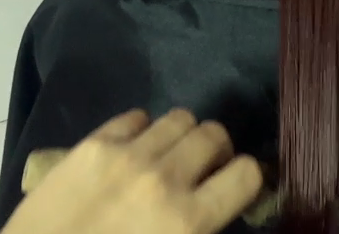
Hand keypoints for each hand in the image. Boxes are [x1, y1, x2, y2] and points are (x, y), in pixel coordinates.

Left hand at [1, 109, 264, 233]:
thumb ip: (198, 230)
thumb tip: (216, 208)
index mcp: (187, 222)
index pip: (247, 172)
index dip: (246, 179)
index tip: (234, 189)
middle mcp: (164, 178)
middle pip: (214, 134)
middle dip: (215, 153)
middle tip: (200, 173)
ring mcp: (126, 155)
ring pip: (179, 117)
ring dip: (181, 138)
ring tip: (165, 159)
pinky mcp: (92, 145)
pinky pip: (135, 116)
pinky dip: (140, 132)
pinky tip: (129, 154)